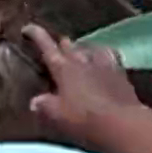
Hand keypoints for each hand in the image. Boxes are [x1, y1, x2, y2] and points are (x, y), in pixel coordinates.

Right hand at [22, 23, 145, 149]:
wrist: (124, 123)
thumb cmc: (86, 119)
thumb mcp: (59, 116)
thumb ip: (46, 106)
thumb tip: (34, 101)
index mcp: (62, 67)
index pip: (45, 44)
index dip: (35, 34)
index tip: (27, 29)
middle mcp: (80, 58)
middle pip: (67, 43)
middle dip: (60, 46)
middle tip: (56, 54)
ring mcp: (101, 62)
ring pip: (87, 47)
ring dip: (81, 51)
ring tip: (79, 57)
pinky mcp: (119, 70)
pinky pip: (108, 55)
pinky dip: (103, 57)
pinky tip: (103, 62)